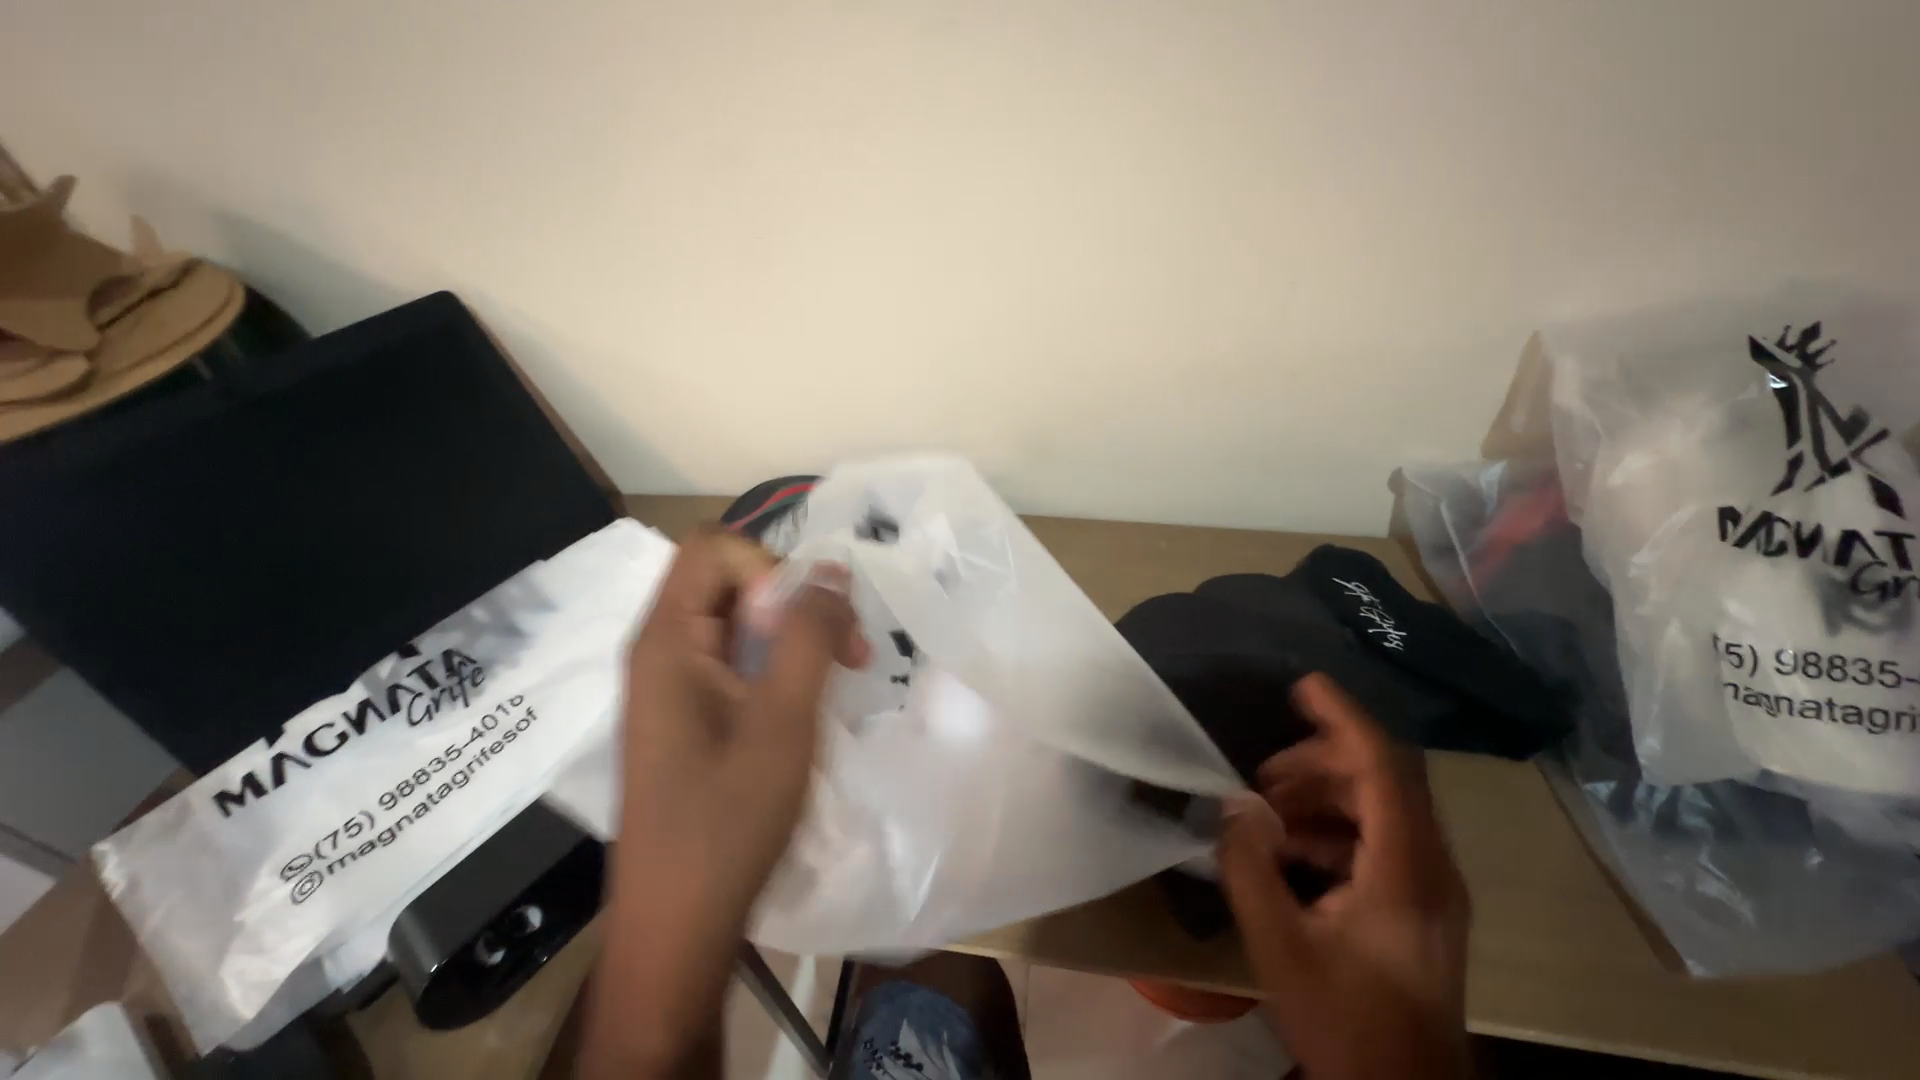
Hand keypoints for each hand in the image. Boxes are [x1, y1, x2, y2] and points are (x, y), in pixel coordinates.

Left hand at [581, 528, 865, 1077]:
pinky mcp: (688, 720)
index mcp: (666, 640)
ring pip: (738, 626)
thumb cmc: (727, 820)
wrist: (678, 924)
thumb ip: (809, 634)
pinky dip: (779, 670)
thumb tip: (830, 570)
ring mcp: (672, 689)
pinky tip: (809, 708)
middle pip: (727, 581)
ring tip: (841, 676)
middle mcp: (660, 653)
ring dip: (795, 638)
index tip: (807, 626)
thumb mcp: (783, 719)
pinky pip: (735, 665)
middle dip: (794, 603)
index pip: (714, 548)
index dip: (770, 568)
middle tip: (847, 651)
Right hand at [1218, 674, 1471, 1079]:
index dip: (1343, 717)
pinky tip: (1289, 851)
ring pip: (1383, 807)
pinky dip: (1334, 828)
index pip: (1382, 766)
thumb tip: (1232, 805)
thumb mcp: (1280, 945)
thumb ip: (1249, 867)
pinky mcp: (1422, 905)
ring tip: (1266, 812)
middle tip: (1261, 776)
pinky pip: (1381, 839)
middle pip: (1384, 778)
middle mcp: (1432, 865)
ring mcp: (1433, 886)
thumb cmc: (1345, 1020)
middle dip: (1320, 761)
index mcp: (1405, 869)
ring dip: (1324, 795)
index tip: (1302, 685)